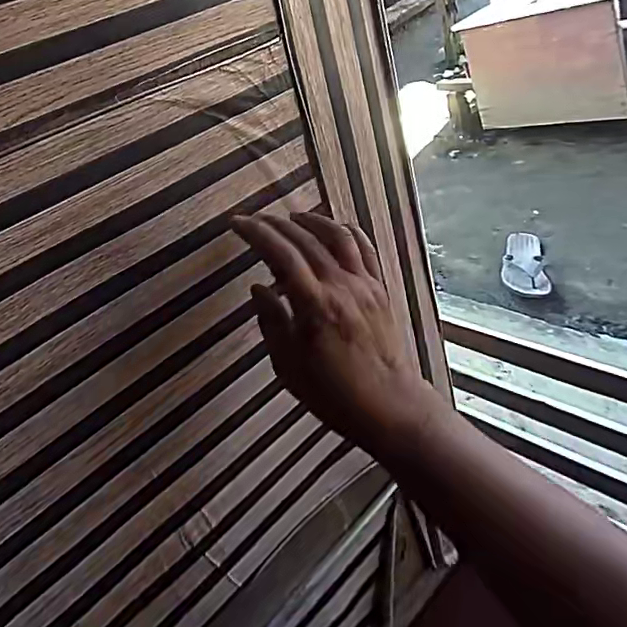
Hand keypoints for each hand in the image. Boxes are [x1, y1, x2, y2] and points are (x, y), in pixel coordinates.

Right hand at [229, 212, 439, 457]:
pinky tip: (332, 229)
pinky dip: (345, 232)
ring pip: (338, 236)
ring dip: (311, 221)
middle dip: (275, 224)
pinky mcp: (380, 290)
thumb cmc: (332, 393)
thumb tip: (258, 288)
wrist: (390, 408)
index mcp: (314, 305)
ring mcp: (365, 285)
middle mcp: (341, 287)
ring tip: (291, 218)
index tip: (237, 223)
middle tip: (254, 220)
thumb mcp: (286, 364)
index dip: (256, 233)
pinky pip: (364, 249)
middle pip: (305, 239)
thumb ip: (271, 321)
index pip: (280, 254)